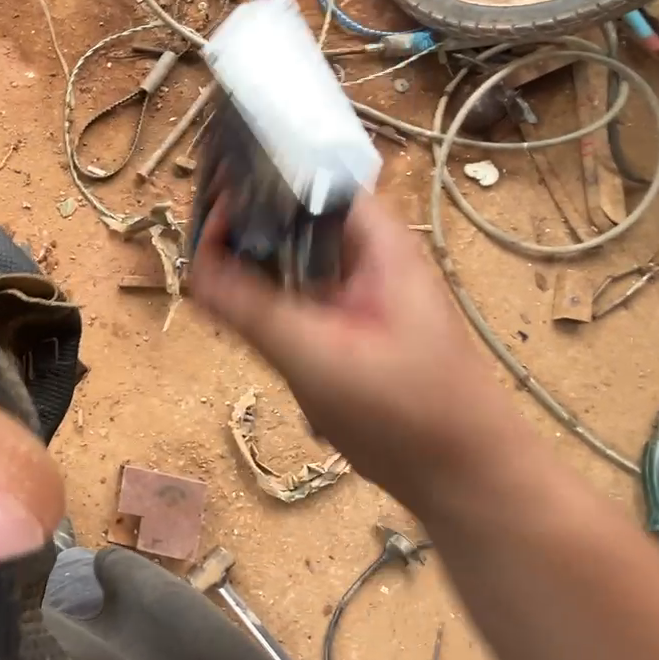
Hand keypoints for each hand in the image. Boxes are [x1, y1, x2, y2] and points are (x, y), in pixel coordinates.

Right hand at [189, 197, 529, 502]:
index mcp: (379, 248)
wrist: (463, 477)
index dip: (264, 182)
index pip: (317, 186)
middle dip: (247, 226)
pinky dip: (262, 302)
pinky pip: (293, 301)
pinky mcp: (345, 333)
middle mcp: (367, 263)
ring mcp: (356, 299)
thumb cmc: (404, 411)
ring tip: (205, 275)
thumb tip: (194, 269)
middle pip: (297, 221)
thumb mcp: (318, 356)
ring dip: (251, 266)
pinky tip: (232, 316)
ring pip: (291, 263)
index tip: (213, 201)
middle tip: (197, 243)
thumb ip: (252, 310)